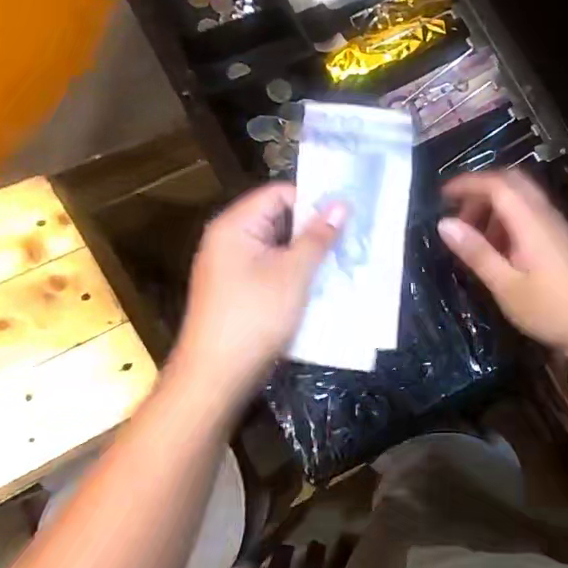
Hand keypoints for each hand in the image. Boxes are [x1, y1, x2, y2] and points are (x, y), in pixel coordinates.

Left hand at [172, 183, 344, 396]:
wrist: (217, 374)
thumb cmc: (256, 316)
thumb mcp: (294, 273)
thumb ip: (318, 236)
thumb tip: (340, 204)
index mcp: (235, 226)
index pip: (278, 194)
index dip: (313, 200)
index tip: (347, 215)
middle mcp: (228, 240)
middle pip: (277, 219)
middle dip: (313, 228)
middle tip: (351, 239)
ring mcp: (231, 267)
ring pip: (277, 247)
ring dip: (307, 254)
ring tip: (342, 262)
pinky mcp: (237, 291)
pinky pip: (271, 269)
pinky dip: (295, 273)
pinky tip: (320, 285)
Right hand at [438, 171, 567, 352]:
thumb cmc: (552, 310)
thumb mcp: (506, 286)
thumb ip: (476, 252)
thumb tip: (445, 224)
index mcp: (530, 221)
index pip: (496, 184)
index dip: (467, 183)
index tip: (441, 196)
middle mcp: (545, 214)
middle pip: (511, 183)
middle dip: (480, 192)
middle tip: (458, 216)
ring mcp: (557, 226)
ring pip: (522, 199)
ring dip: (494, 209)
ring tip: (473, 239)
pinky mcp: (562, 240)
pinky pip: (530, 215)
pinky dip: (508, 222)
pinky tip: (498, 252)